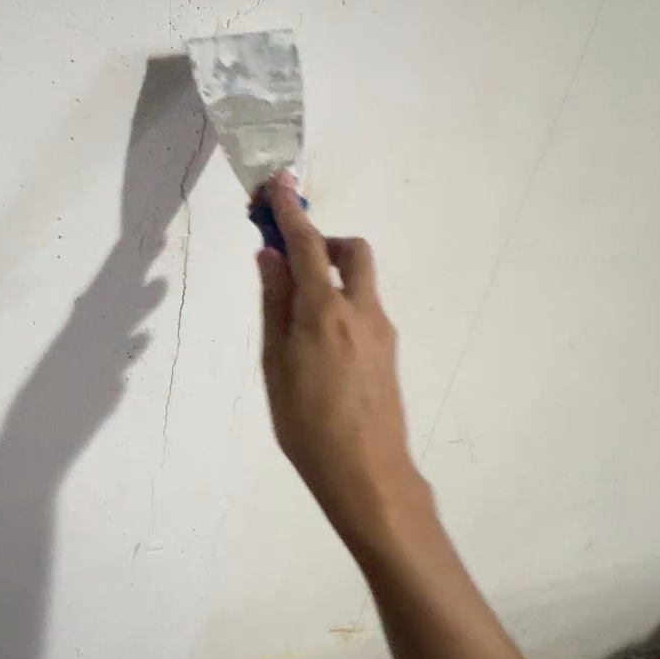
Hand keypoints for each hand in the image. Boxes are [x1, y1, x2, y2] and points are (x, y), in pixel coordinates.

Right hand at [255, 174, 433, 556]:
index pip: (308, 245)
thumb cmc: (306, 424)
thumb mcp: (275, 365)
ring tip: (296, 314)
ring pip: (360, 281)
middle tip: (292, 261)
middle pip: (352, 251)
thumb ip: (274, 305)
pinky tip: (317, 343)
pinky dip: (341, 302)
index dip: (290, 212)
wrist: (367, 474)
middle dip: (324, 241)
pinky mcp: (388, 352)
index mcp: (325, 310)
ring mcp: (382, 331)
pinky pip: (364, 309)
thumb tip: (270, 256)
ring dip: (332, 274)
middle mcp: (362, 310)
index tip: (278, 184)